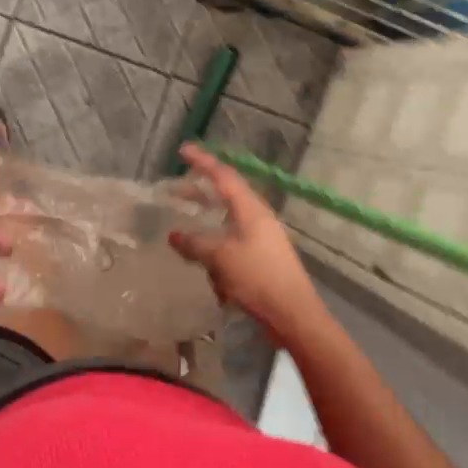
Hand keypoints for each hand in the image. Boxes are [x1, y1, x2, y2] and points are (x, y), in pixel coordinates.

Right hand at [169, 144, 324, 340]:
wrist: (294, 316)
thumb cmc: (258, 278)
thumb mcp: (220, 258)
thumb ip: (195, 243)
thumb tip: (174, 234)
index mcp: (250, 208)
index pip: (223, 175)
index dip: (202, 161)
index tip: (182, 150)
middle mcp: (258, 217)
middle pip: (226, 195)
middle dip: (200, 193)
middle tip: (176, 191)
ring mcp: (263, 238)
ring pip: (228, 222)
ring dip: (208, 225)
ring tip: (187, 232)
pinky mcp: (263, 259)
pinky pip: (233, 245)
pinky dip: (217, 249)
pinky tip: (207, 268)